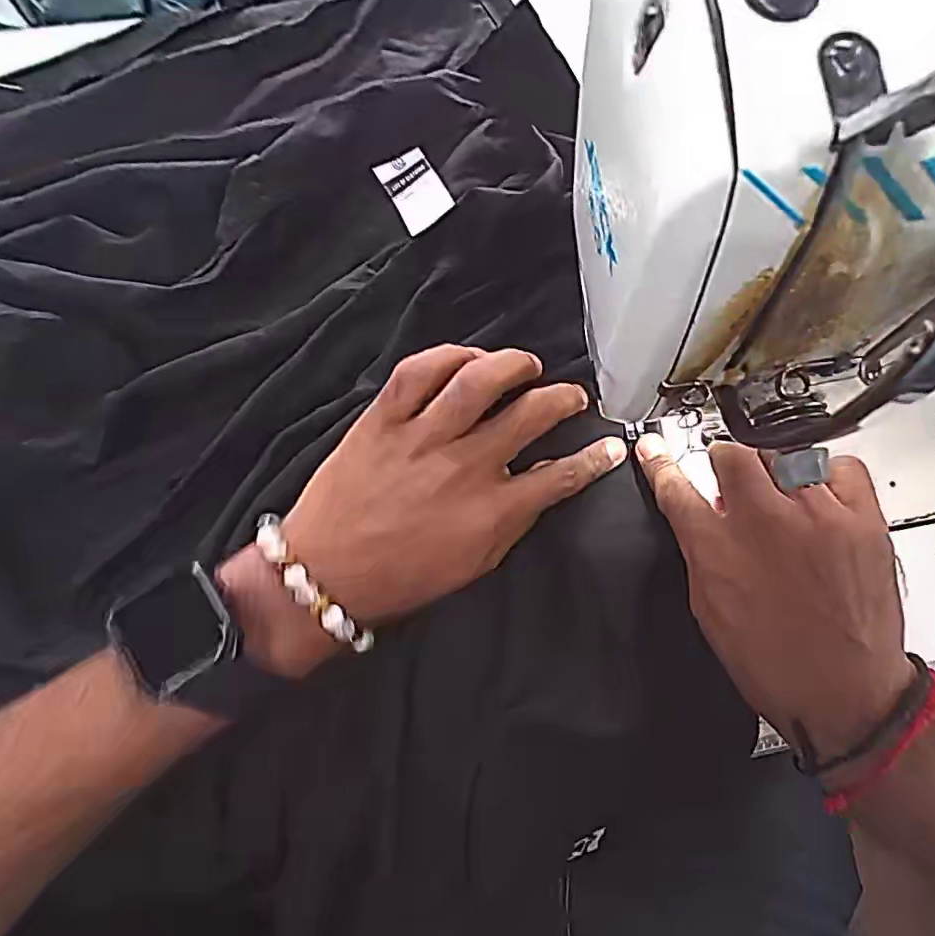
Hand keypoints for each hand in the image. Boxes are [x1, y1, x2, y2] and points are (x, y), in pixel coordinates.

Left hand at [220, 345, 626, 676]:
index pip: (560, 475)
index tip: (608, 447)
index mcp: (490, 510)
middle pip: (531, 415)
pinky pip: (418, 372)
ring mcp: (421, 439)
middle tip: (571, 396)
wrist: (326, 576)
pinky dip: (449, 356)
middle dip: (564, 399)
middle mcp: (463, 467)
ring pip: (479, 380)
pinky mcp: (382, 422)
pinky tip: (467, 359)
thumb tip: (540, 486)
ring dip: (514, 364)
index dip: (593, 458)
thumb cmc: (401, 578)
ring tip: (527, 365)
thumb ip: (513, 522)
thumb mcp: (474, 563)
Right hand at [634, 434, 914, 760]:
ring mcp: (815, 515)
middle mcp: (762, 523)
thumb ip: (702, 556)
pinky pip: (840, 466)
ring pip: (784, 456)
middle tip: (732, 479)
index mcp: (716, 550)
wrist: (844, 692)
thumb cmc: (777, 665)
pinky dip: (827, 476)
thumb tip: (700, 523)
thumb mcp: (712, 613)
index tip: (656, 450)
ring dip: (776, 476)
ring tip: (785, 505)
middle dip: (725, 462)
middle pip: (732, 454)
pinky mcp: (861, 519)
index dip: (660, 463)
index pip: (675, 486)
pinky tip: (822, 498)